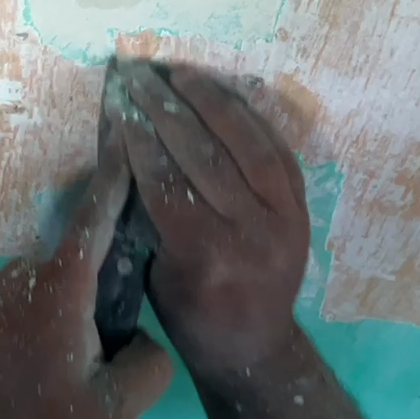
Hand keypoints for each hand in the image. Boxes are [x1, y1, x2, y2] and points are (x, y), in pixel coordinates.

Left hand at [0, 122, 173, 418]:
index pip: (95, 216)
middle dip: (111, 274)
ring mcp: (4, 284)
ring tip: (82, 360)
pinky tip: (54, 360)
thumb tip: (144, 337)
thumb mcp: (110, 411)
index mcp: (61, 285)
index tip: (125, 133)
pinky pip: (38, 293)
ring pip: (62, 280)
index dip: (115, 176)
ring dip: (81, 302)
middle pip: (84, 253)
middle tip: (121, 328)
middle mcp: (29, 271)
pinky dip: (57, 312)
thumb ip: (150, 368)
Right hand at [111, 61, 310, 380]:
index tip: (116, 100)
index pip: (163, 178)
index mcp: (203, 254)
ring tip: (178, 73)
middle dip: (164, 107)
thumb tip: (125, 143)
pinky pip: (276, 149)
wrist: (254, 346)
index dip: (137, 134)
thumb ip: (143, 210)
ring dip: (208, 100)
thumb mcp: (152, 270)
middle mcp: (249, 231)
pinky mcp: (303, 206)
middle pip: (202, 153)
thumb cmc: (188, 313)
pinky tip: (222, 93)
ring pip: (245, 143)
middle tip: (138, 76)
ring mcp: (284, 216)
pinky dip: (248, 117)